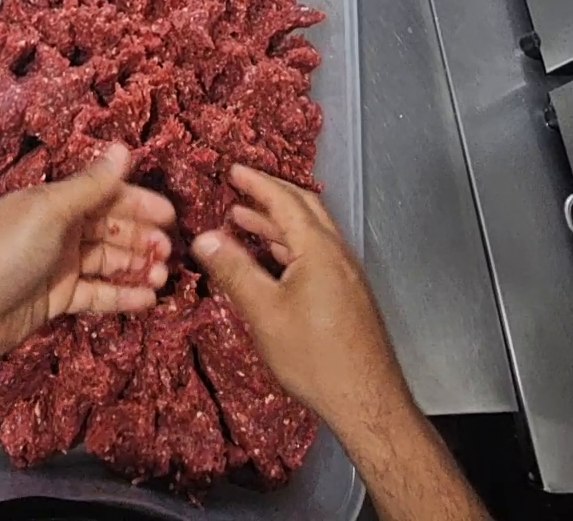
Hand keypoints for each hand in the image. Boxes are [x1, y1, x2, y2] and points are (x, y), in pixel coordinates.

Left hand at [0, 143, 175, 363]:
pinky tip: (146, 299)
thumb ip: (91, 185)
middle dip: (141, 238)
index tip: (169, 216)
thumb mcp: (52, 211)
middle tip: (170, 252)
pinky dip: (121, 295)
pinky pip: (97, 294)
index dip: (138, 203)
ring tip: (162, 276)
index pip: (106, 196)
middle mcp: (60, 229)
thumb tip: (123, 149)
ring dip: (135, 266)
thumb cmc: (5, 251)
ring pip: (107, 261)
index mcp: (56, 202)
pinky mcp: (56, 299)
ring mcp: (59, 265)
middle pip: (110, 229)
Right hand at [190, 166, 407, 429]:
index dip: (257, 183)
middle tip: (239, 185)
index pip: (285, 201)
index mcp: (318, 248)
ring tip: (243, 218)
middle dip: (270, 193)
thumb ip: (234, 270)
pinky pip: (315, 251)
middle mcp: (336, 252)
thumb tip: (203, 236)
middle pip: (304, 207)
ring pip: (310, 231)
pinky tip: (270, 257)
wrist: (369, 403)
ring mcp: (345, 272)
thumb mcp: (264, 312)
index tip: (232, 170)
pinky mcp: (346, 292)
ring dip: (277, 220)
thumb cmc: (314, 355)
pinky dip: (288, 242)